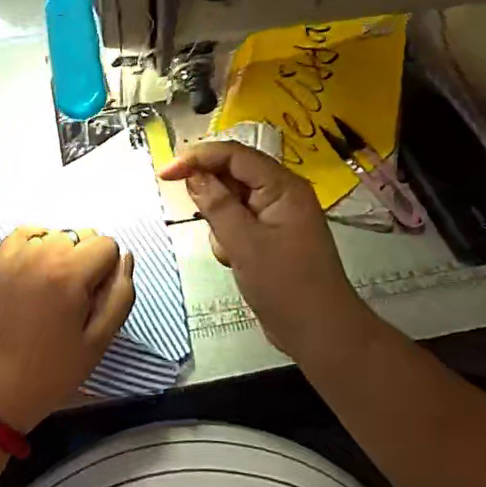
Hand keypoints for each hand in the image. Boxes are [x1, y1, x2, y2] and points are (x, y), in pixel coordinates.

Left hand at [0, 228, 134, 432]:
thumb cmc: (54, 369)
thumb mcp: (101, 339)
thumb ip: (121, 294)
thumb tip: (125, 258)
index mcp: (70, 273)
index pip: (108, 245)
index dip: (108, 272)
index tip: (94, 300)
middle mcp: (42, 254)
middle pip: (83, 235)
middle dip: (87, 261)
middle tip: (74, 298)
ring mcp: (15, 256)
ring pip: (57, 234)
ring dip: (63, 253)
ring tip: (53, 288)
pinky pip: (27, 233)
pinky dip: (37, 244)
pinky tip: (37, 271)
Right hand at [159, 143, 374, 360]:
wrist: (320, 331)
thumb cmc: (286, 285)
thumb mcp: (244, 243)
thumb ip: (216, 205)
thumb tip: (193, 175)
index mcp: (283, 186)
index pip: (235, 155)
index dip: (198, 157)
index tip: (166, 172)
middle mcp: (282, 193)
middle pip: (233, 175)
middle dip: (211, 196)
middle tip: (196, 216)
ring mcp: (278, 216)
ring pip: (233, 201)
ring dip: (221, 223)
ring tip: (230, 252)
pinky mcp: (272, 236)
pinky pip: (240, 223)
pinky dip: (229, 238)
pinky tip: (235, 261)